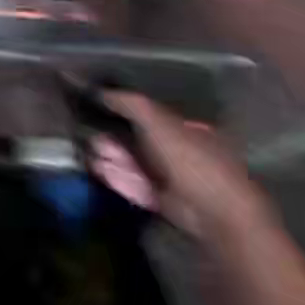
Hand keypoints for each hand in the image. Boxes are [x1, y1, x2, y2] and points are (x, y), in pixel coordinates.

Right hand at [100, 91, 275, 238]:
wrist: (215, 214)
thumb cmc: (190, 159)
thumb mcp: (156, 119)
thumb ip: (128, 102)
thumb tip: (99, 90)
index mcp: (190, 130)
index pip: (152, 116)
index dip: (124, 112)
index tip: (100, 110)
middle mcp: (184, 153)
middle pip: (140, 141)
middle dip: (114, 137)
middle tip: (92, 134)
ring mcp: (176, 180)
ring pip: (136, 164)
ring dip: (112, 157)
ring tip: (90, 152)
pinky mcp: (166, 203)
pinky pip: (137, 185)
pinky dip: (117, 177)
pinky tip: (96, 168)